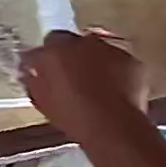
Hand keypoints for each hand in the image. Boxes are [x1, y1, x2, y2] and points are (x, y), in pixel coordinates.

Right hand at [19, 29, 149, 143]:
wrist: (111, 125)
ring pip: (100, 52)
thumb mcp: (40, 97)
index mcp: (57, 48)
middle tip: (70, 77)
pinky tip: (112, 91)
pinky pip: (120, 63)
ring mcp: (112, 50)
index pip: (50, 40)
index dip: (49, 54)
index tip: (48, 67)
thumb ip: (33, 77)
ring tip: (94, 87)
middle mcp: (85, 42)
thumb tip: (31, 70)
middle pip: (77, 43)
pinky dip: (116, 73)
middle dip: (73, 56)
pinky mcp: (134, 62)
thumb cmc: (69, 112)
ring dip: (95, 63)